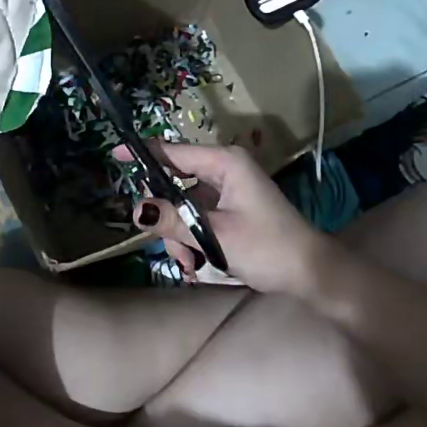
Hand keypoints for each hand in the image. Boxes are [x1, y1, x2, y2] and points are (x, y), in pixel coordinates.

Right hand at [117, 142, 328, 293]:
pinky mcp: (232, 209)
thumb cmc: (267, 247)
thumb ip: (172, 220)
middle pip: (175, 183)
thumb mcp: (214, 235)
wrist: (312, 274)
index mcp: (225, 163)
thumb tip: (136, 209)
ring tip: (190, 265)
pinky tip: (198, 264)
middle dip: (167, 217)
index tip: (114, 155)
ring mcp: (229, 190)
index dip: (142, 154)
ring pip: (184, 206)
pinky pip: (198, 217)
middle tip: (171, 246)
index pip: (173, 152)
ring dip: (180, 235)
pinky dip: (192, 239)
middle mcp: (225, 170)